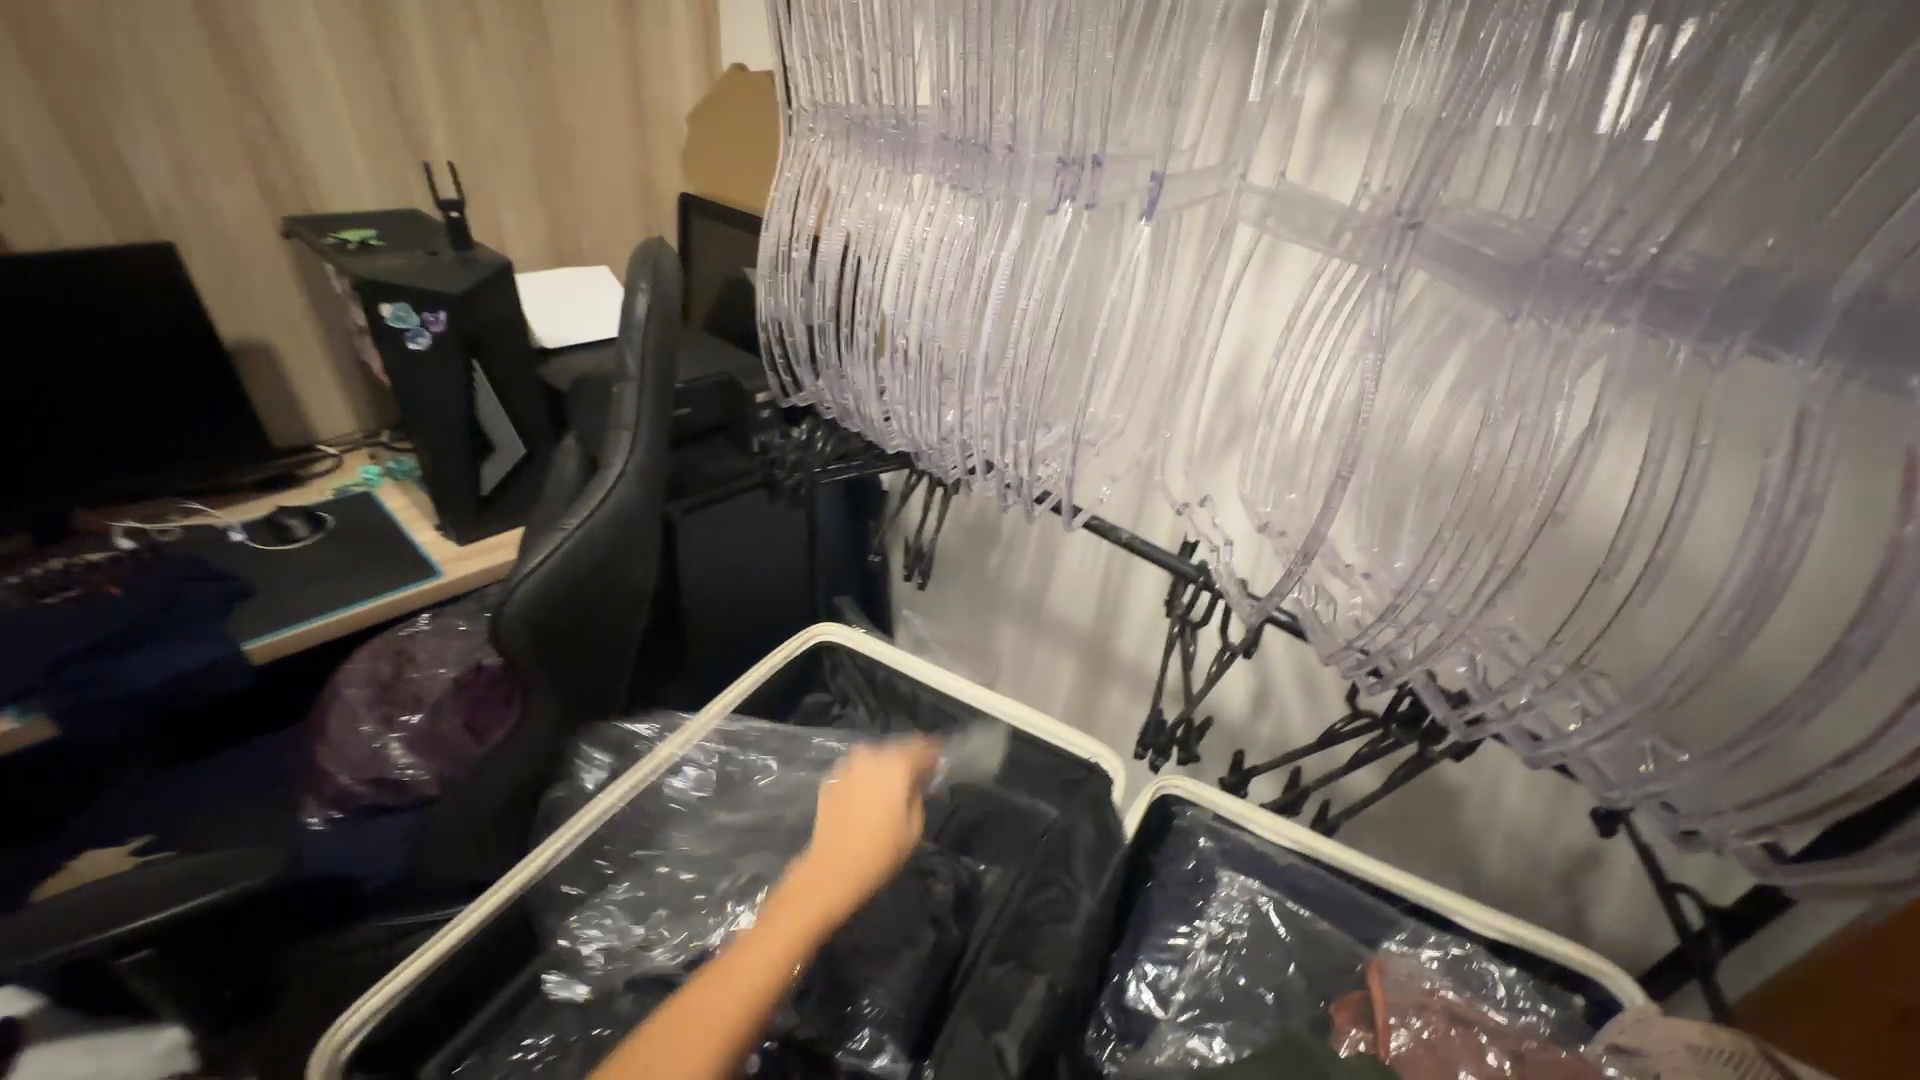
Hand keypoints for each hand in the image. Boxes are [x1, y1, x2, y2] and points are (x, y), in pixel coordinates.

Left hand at [784, 736, 942, 929]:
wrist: (834, 868)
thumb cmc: (882, 851)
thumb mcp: (915, 826)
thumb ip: (919, 794)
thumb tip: (918, 780)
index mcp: (897, 765)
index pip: (922, 748)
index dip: (933, 753)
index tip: (939, 763)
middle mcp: (871, 757)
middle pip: (896, 748)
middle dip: (908, 758)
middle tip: (916, 775)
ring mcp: (847, 766)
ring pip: (872, 756)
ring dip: (884, 764)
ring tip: (890, 782)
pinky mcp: (830, 779)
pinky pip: (854, 769)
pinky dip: (863, 775)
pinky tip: (866, 792)